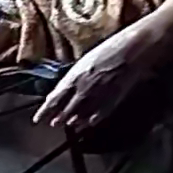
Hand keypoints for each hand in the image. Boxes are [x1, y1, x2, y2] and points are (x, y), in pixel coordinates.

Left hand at [32, 32, 157, 132]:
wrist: (134, 47)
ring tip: (69, 124)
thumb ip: (70, 80)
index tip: (37, 120)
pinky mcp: (114, 98)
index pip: (53, 100)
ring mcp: (99, 95)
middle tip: (54, 124)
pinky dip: (92, 119)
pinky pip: (100, 113)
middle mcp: (83, 90)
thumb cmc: (106, 51)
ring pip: (81, 114)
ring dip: (73, 120)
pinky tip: (88, 123)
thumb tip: (58, 93)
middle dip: (58, 118)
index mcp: (72, 79)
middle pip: (66, 110)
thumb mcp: (82, 64)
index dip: (44, 112)